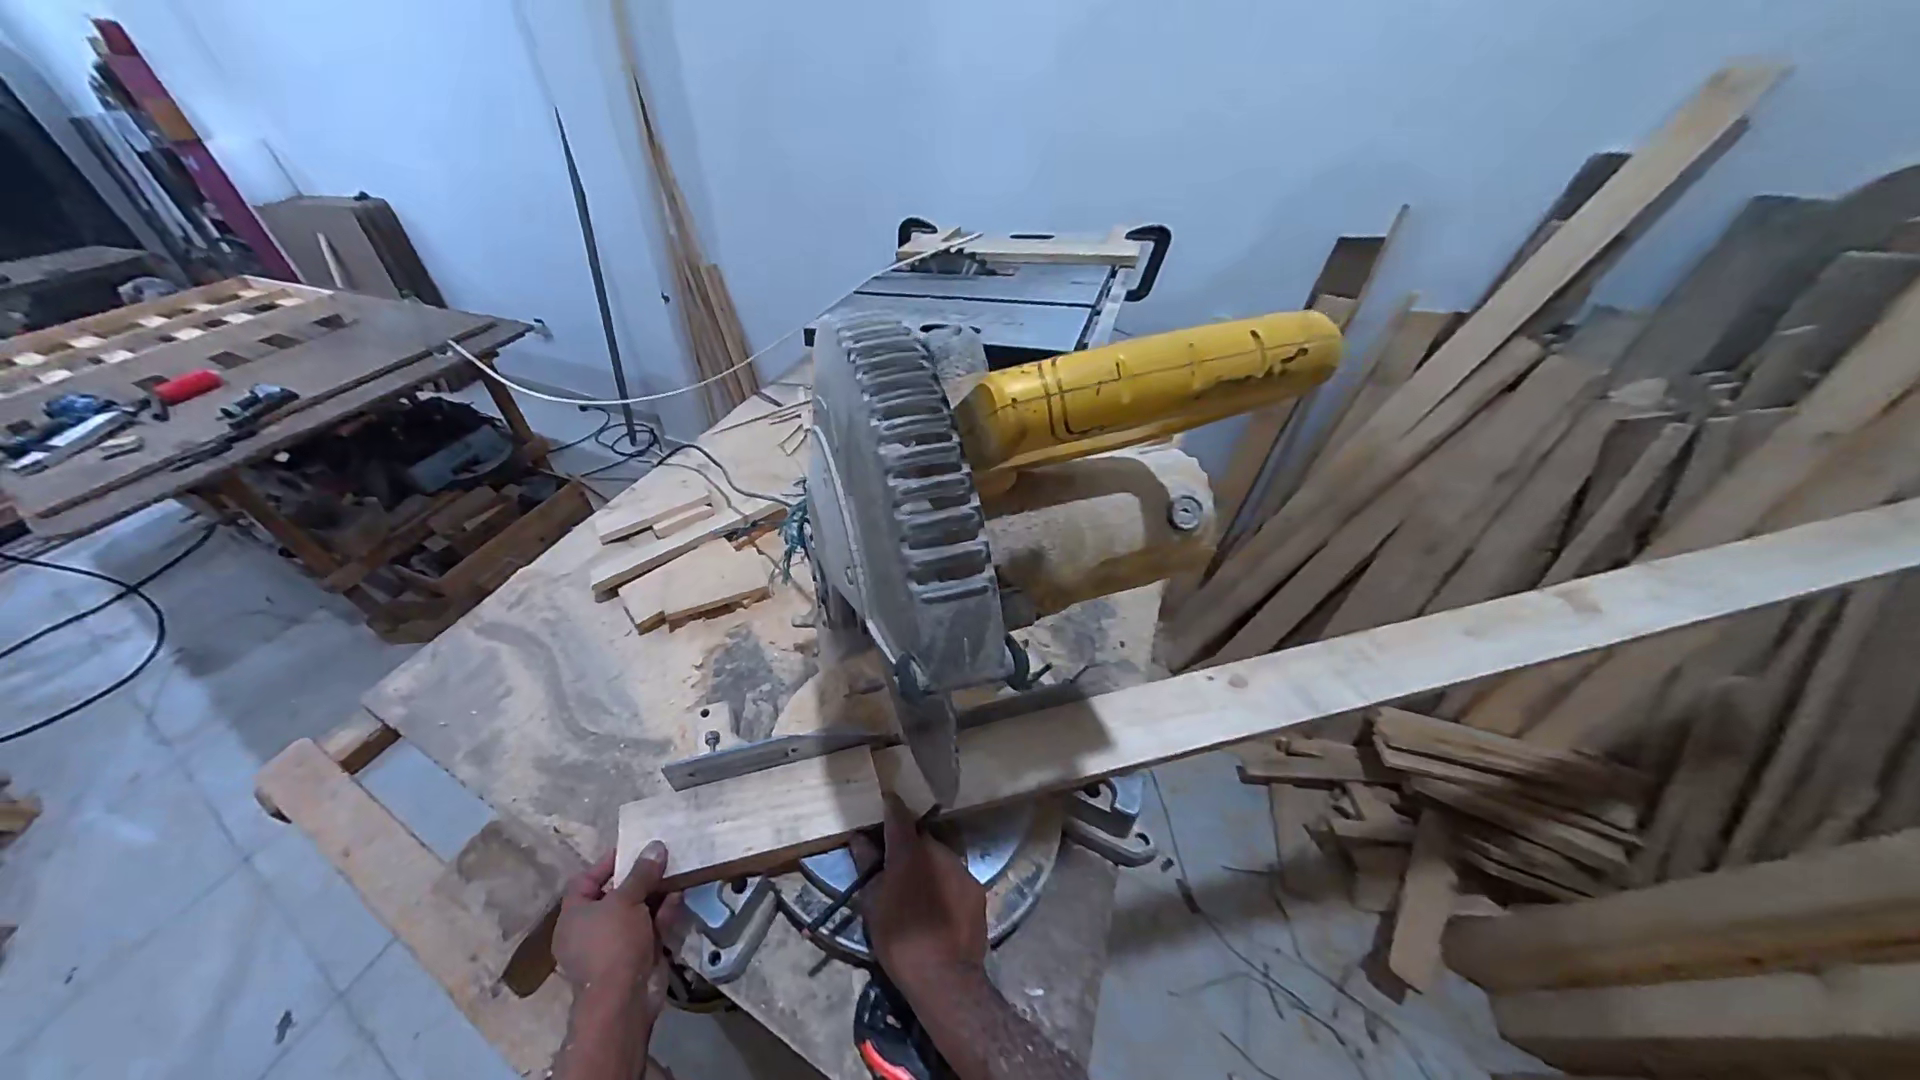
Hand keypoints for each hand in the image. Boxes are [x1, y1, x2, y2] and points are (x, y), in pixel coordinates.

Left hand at [553, 842, 682, 1008]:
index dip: (606, 863)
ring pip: (637, 909)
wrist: (623, 999)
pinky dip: (665, 910)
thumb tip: (655, 846)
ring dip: (657, 891)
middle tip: (661, 855)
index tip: (633, 848)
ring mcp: (616, 943)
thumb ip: (642, 873)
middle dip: (639, 876)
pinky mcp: (637, 954)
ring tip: (677, 868)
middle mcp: (591, 929)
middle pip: (615, 894)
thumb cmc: (611, 943)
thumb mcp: (624, 900)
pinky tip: (681, 891)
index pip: (585, 881)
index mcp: (575, 917)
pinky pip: (651, 925)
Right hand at [850, 796, 987, 996]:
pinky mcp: (976, 888)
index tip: (884, 801)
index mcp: (909, 851)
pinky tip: (939, 904)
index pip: (899, 814)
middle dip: (909, 843)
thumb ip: (867, 865)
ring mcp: (961, 868)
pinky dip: (945, 882)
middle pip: (921, 837)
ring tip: (918, 888)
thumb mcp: (872, 903)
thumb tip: (859, 838)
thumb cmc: (899, 938)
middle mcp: (938, 851)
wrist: (945, 976)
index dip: (890, 806)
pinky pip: (956, 875)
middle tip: (896, 862)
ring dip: (928, 864)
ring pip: (940, 856)